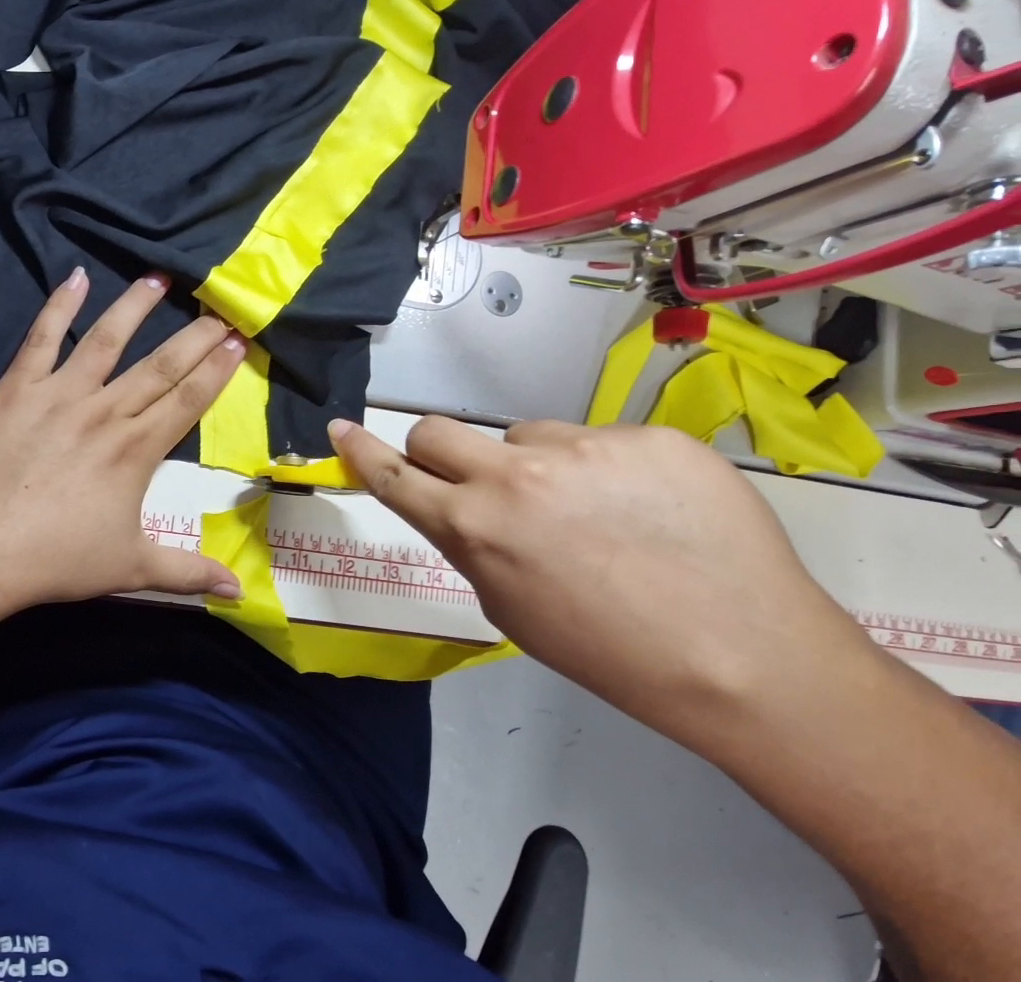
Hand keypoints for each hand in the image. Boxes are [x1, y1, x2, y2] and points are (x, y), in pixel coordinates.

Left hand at [0, 268, 246, 614]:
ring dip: (135, 306)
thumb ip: (188, 572)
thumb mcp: (132, 569)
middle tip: (222, 306)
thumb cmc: (57, 560)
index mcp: (137, 451)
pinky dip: (59, 307)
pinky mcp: (17, 389)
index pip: (188, 401)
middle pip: (161, 365)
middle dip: (196, 335)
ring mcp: (60, 395)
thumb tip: (239, 592)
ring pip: (106, 339)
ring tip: (159, 277)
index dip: (217, 371)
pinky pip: (41, 338)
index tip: (239, 342)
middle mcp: (106, 412)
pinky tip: (76, 279)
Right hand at [328, 416, 877, 734]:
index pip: (394, 474)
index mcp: (473, 526)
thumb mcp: (508, 608)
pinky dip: (605, 471)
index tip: (342, 427)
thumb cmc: (607, 652)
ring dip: (536, 466)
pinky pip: (600, 442)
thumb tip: (464, 511)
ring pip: (527, 436)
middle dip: (437, 452)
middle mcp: (516, 474)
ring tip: (594, 515)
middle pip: (438, 430)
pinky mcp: (649, 437)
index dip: (361, 450)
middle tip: (473, 482)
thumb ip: (471, 546)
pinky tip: (647, 513)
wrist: (741, 655)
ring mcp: (586, 447)